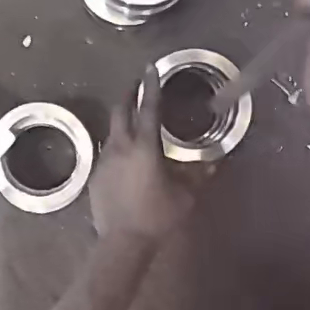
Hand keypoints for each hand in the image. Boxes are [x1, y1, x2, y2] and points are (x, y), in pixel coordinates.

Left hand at [89, 65, 199, 247]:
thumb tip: (214, 163)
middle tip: (137, 86)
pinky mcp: (95, 175)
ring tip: (134, 121)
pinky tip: (126, 158)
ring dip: (122, 121)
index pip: (148, 108)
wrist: (122, 241)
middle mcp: (121, 146)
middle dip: (128, 95)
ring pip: (113, 131)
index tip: (150, 68)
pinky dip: (118, 146)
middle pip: (121, 110)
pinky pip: (108, 152)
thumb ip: (198, 176)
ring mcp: (104, 160)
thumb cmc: (157, 216)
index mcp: (144, 146)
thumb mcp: (184, 196)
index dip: (151, 86)